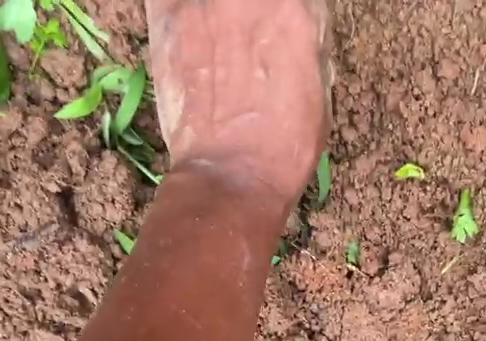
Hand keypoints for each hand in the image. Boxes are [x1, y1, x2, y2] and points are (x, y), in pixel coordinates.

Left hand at [147, 0, 328, 207]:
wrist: (233, 177)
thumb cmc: (285, 151)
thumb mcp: (319, 98)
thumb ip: (307, 51)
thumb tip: (297, 36)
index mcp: (295, 11)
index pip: (293, 1)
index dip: (286, 22)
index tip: (280, 43)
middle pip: (249, 0)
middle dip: (249, 20)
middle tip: (246, 52)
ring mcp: (204, 1)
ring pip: (211, 2)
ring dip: (216, 19)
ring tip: (219, 51)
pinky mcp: (166, 15)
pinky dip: (179, 12)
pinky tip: (190, 42)